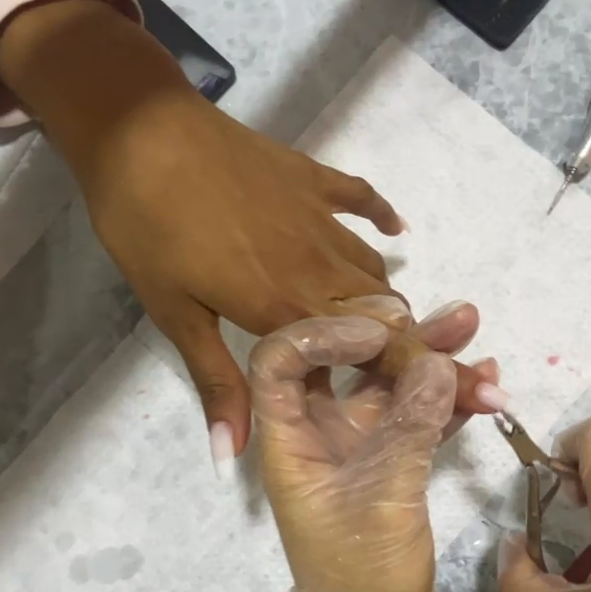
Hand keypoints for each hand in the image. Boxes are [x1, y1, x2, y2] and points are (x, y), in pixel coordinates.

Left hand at [0, 0, 495, 460]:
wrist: (139, 131)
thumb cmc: (149, 229)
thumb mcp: (176, 316)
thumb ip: (218, 385)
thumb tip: (232, 460)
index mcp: (290, 308)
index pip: (373, 351)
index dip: (418, 377)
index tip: (451, 398)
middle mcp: (320, 266)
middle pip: (385, 313)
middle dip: (410, 348)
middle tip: (414, 375)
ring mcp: (320, 217)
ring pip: (373, 268)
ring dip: (386, 300)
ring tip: (388, 328)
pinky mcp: (311, 178)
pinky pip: (362, 200)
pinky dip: (383, 217)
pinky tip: (398, 230)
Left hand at [250, 306, 488, 591]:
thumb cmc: (360, 570)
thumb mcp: (383, 496)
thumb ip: (410, 427)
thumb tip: (440, 364)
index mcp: (289, 436)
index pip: (283, 360)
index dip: (323, 334)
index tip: (379, 334)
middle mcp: (318, 428)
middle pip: (348, 361)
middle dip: (398, 335)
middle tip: (451, 319)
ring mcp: (357, 440)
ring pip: (389, 383)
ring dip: (433, 359)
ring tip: (477, 330)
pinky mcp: (391, 455)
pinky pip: (417, 412)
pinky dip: (447, 396)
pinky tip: (487, 380)